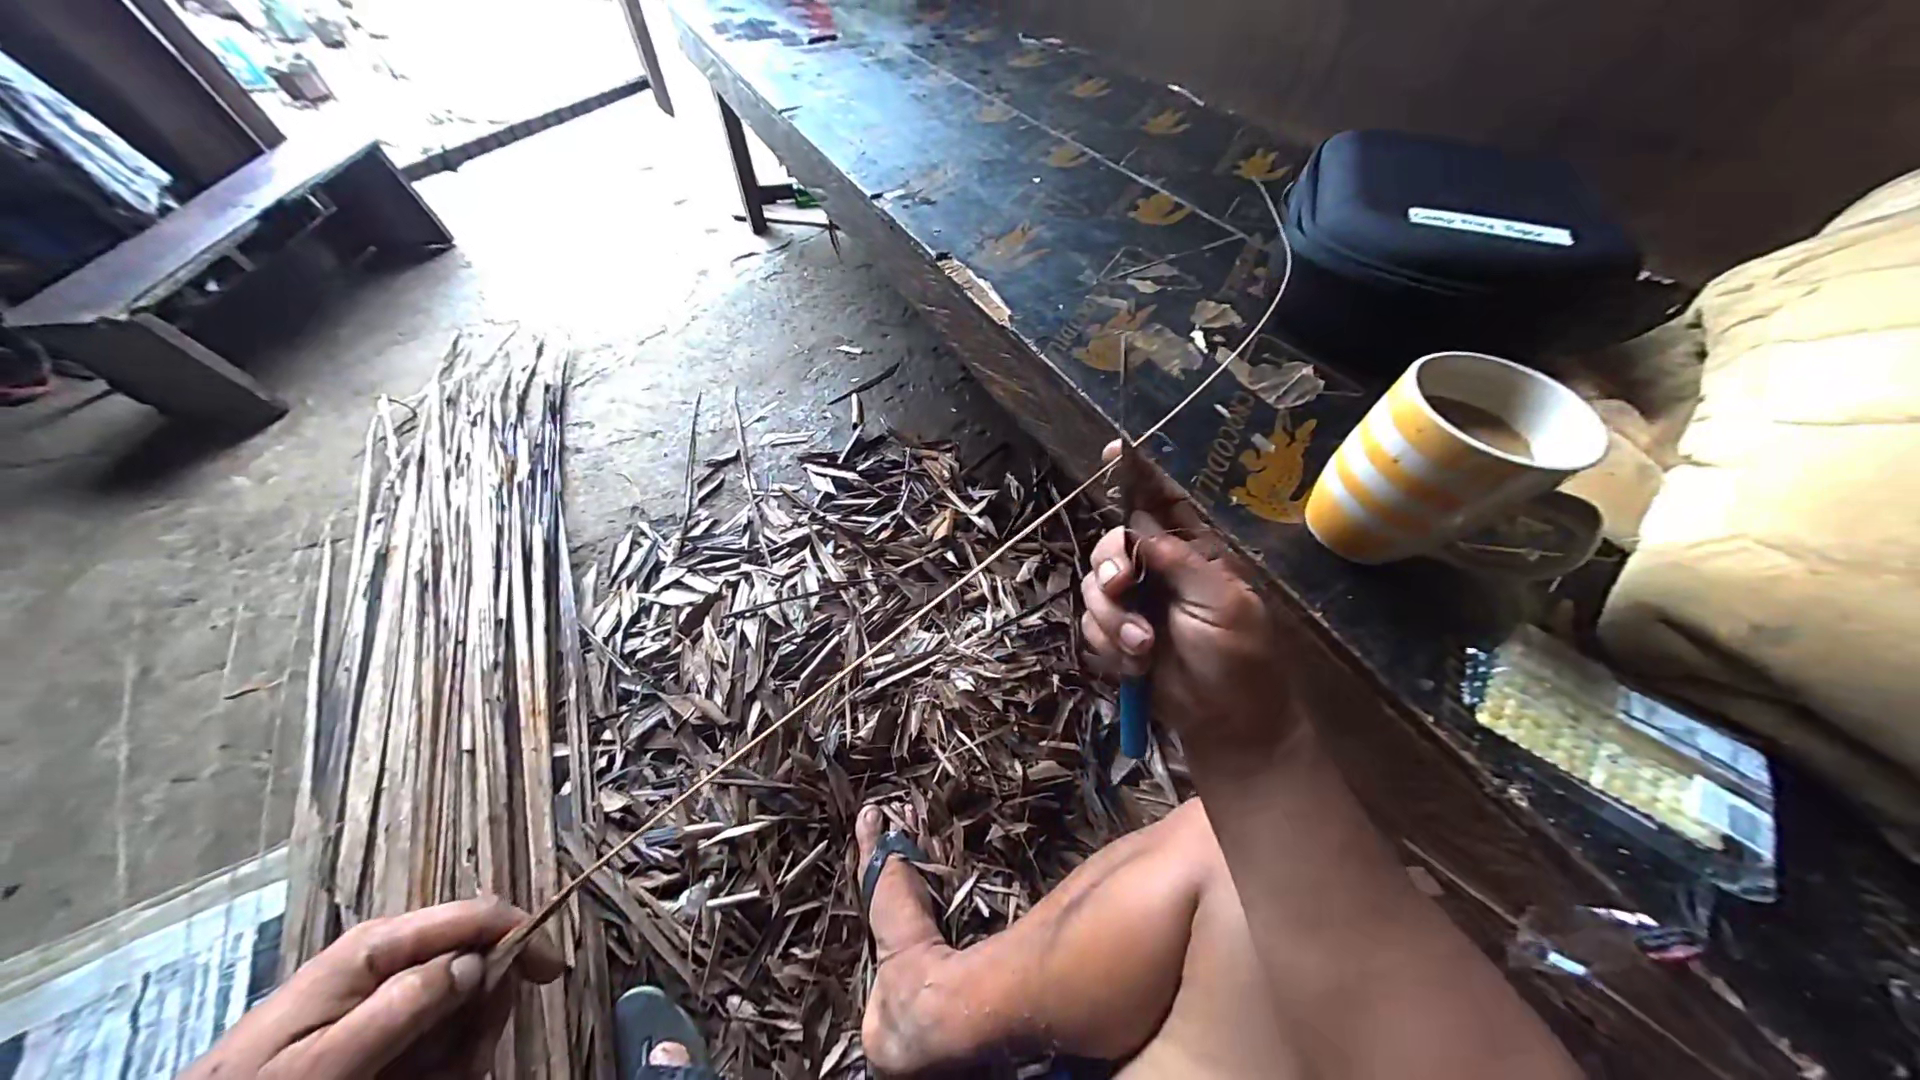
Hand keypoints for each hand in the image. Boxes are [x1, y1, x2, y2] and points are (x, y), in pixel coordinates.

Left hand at [183, 897, 565, 1079]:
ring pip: (465, 1000)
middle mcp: (390, 957)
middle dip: (481, 1013)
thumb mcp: (323, 1067)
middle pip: (478, 959)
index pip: (477, 915)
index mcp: (378, 947)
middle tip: (459, 1066)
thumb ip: (401, 1008)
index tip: (551, 976)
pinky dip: (441, 1061)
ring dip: (461, 1046)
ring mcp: (384, 991)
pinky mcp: (379, 1024)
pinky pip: (438, 1030)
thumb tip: (477, 962)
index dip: (524, 934)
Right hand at [1081, 441, 1301, 749]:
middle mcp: (1157, 570)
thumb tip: (1140, 531)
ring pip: (1094, 587)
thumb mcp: (1224, 604)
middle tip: (1124, 587)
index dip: (1137, 477)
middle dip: (1111, 566)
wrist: (1225, 723)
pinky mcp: (1114, 634)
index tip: (1114, 452)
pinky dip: (1107, 644)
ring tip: (1144, 650)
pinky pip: (1089, 624)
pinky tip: (1135, 665)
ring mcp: (1133, 603)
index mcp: (1192, 553)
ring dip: (1113, 620)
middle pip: (1112, 544)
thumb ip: (1182, 563)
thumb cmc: (1239, 659)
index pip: (1161, 503)